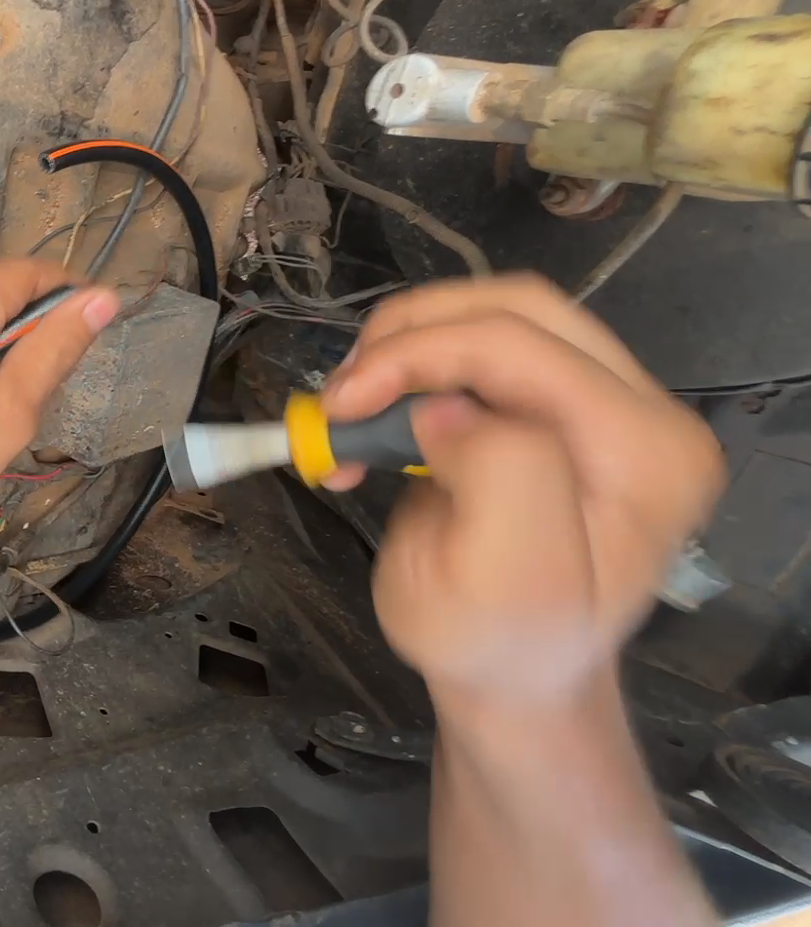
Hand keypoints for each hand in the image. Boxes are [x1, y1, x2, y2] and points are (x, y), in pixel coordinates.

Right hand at [321, 275, 722, 708]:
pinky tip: (368, 423)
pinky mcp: (539, 412)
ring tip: (348, 409)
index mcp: (641, 450)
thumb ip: (503, 477)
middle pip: (512, 307)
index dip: (410, 356)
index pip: (515, 344)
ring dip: (398, 349)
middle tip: (343, 392)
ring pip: (486, 316)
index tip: (335, 408)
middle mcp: (634, 413)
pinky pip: (466, 352)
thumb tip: (446, 408)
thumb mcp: (501, 580)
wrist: (506, 670)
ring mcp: (591, 408)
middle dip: (407, 334)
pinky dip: (399, 372)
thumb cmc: (491, 638)